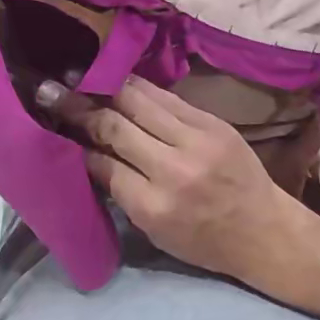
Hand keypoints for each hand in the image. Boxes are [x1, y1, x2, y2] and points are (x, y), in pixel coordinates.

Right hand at [37, 75, 307, 282]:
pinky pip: (166, 97)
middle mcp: (173, 169)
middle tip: (54, 92)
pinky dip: (138, 89)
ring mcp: (197, 141)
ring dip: (105, 88)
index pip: (102, 164)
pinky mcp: (213, 122)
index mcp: (154, 206)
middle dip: (81, 108)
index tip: (57, 128)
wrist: (265, 230)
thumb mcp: (154, 231)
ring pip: (138, 101)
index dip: (78, 144)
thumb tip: (88, 153)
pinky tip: (118, 80)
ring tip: (82, 78)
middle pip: (115, 125)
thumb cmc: (204, 241)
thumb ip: (121, 192)